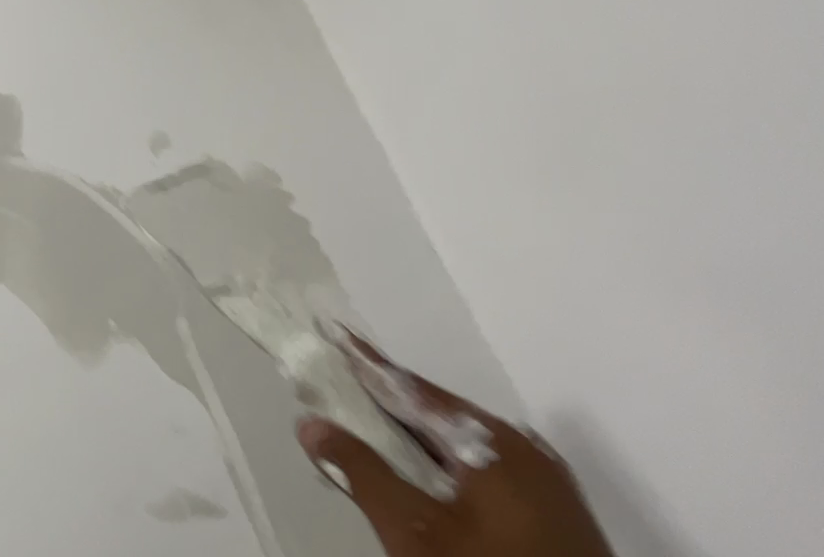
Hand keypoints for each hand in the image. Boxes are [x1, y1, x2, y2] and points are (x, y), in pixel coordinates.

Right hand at [298, 341, 615, 556]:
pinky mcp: (554, 518)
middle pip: (436, 415)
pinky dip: (441, 466)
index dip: (366, 364)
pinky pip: (483, 472)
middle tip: (338, 395)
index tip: (332, 335)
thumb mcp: (413, 531)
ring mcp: (546, 485)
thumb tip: (311, 423)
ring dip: (411, 441)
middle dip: (384, 407)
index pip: (411, 387)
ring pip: (459, 446)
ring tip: (367, 438)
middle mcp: (524, 451)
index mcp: (492, 441)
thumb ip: (360, 472)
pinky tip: (419, 482)